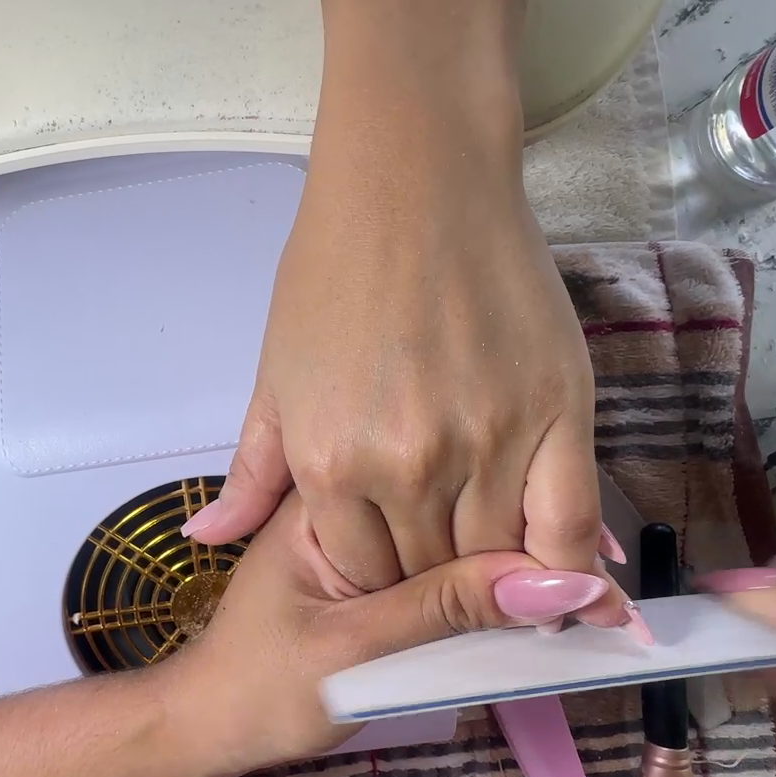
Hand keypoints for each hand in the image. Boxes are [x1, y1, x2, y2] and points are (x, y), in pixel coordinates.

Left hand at [160, 492, 617, 769]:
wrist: (209, 720)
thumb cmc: (261, 688)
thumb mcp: (351, 652)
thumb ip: (443, 614)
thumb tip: (555, 590)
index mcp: (331, 500)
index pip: (442, 496)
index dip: (521, 538)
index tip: (595, 584)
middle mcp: (354, 502)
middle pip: (460, 512)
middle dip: (538, 552)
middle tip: (617, 607)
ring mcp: (367, 534)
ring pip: (462, 537)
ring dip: (526, 569)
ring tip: (600, 609)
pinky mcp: (377, 571)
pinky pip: (445, 568)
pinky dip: (492, 589)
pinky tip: (546, 601)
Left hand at [181, 0, 622, 629]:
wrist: (413, 184)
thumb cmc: (329, 279)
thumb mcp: (272, 382)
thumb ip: (249, 477)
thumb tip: (203, 541)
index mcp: (329, 466)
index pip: (361, 574)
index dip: (375, 582)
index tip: (389, 572)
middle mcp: (407, 468)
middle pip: (425, 574)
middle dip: (426, 583)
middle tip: (439, 572)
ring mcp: (488, 443)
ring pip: (496, 558)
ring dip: (490, 576)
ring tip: (490, 573)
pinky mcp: (559, 412)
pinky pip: (572, 523)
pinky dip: (570, 568)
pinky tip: (567, 592)